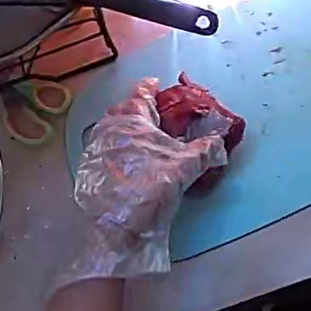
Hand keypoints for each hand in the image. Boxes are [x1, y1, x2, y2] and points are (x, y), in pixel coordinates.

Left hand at [58, 78, 227, 283]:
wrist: (116, 225)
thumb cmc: (149, 187)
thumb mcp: (184, 167)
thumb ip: (205, 150)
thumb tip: (220, 142)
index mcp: (131, 117)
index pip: (141, 92)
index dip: (151, 87)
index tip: (156, 85)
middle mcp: (109, 126)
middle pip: (124, 108)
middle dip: (138, 108)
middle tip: (154, 113)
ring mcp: (96, 147)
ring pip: (113, 128)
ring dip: (127, 128)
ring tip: (143, 136)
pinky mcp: (90, 168)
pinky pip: (106, 147)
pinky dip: (119, 146)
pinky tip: (130, 160)